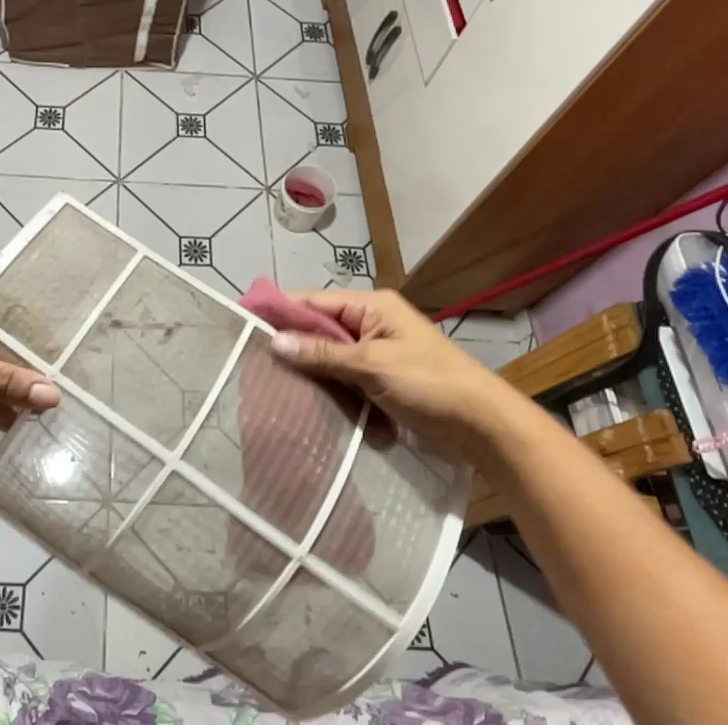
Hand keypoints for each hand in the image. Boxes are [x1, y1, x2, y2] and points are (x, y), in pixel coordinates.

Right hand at [268, 289, 520, 464]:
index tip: (243, 324)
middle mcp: (372, 323)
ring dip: (308, 370)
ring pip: (329, 355)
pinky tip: (303, 402)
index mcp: (373, 306)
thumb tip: (274, 341)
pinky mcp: (382, 381)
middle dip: (291, 344)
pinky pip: (343, 377)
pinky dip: (327, 387)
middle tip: (251, 362)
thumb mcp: (373, 365)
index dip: (279, 311)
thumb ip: (323, 353)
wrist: (484, 426)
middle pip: (319, 327)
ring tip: (269, 385)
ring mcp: (378, 353)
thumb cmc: (431, 384)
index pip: (314, 300)